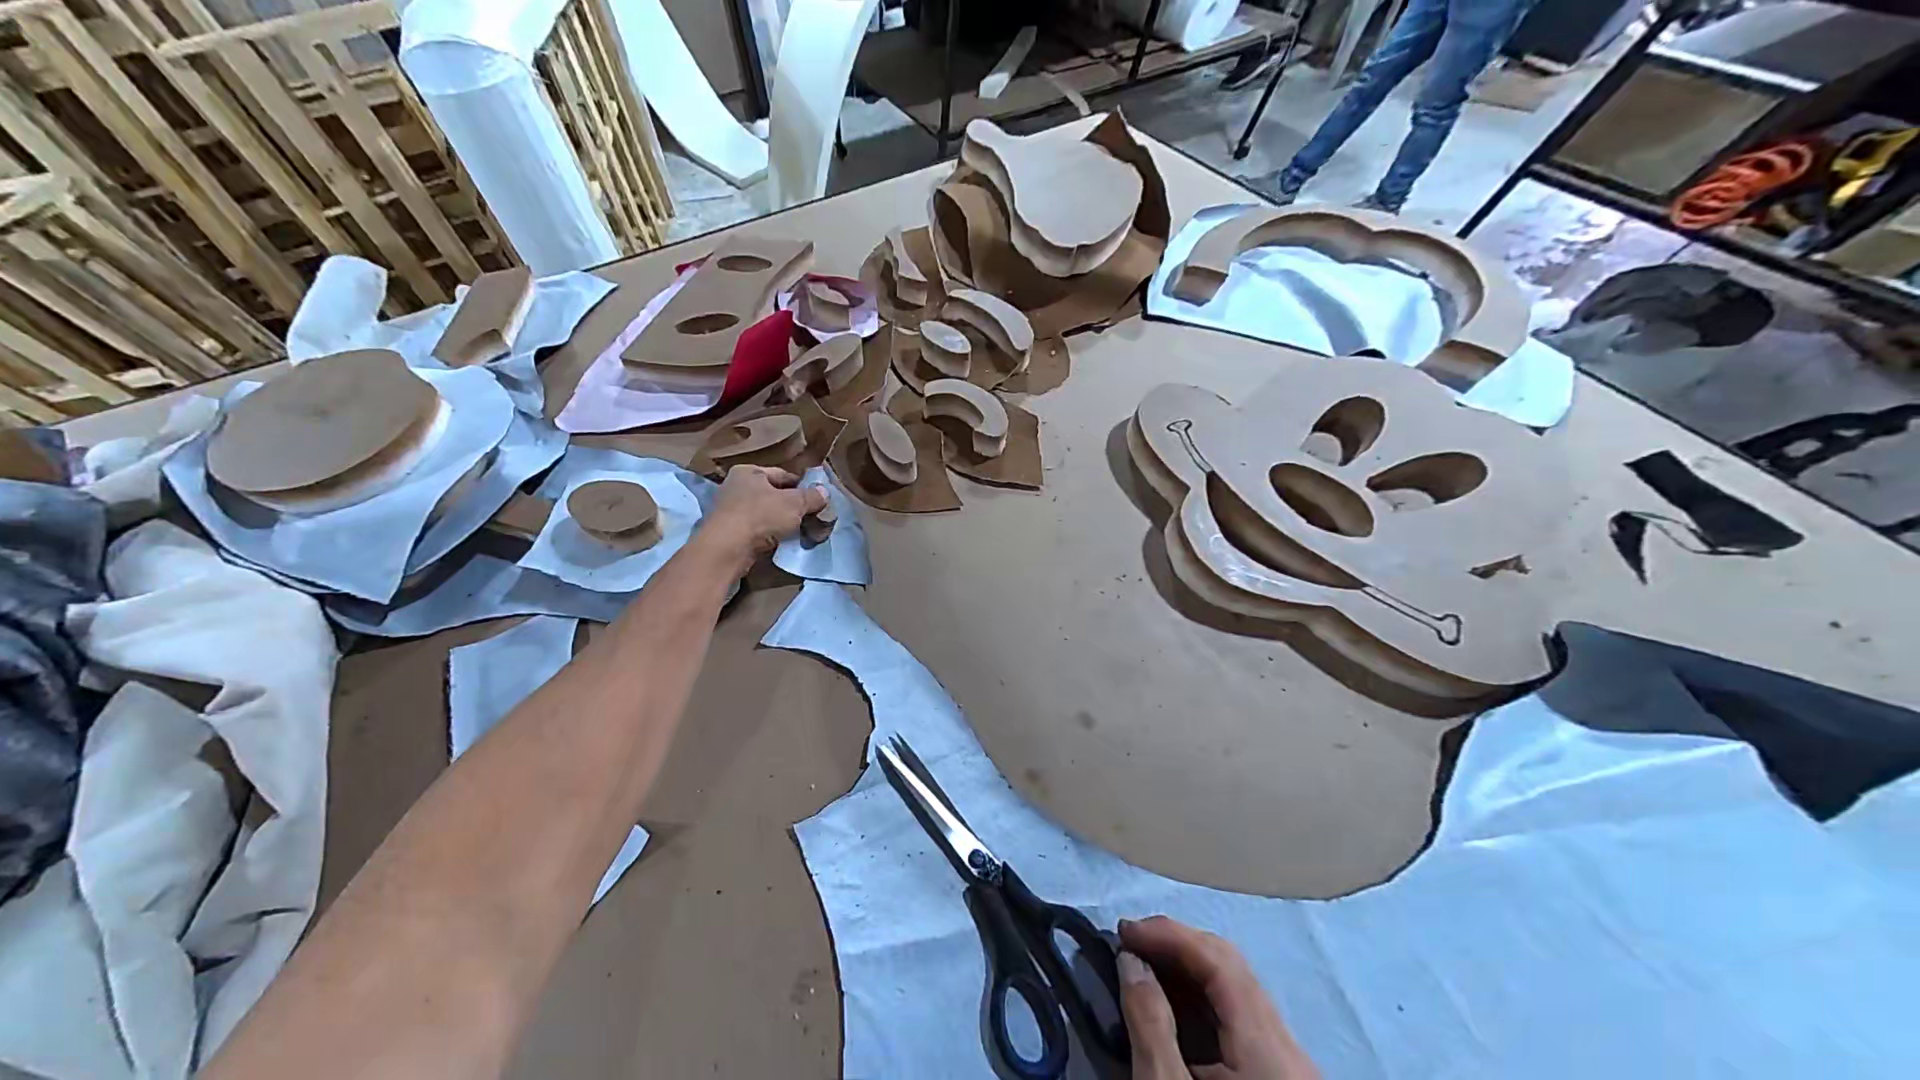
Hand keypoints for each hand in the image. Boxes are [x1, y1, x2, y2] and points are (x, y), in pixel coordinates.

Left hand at [697, 465, 827, 575]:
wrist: (728, 548)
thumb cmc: (761, 516)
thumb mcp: (794, 503)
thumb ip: (812, 497)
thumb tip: (825, 492)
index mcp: (748, 471)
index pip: (782, 475)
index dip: (802, 486)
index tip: (817, 499)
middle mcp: (735, 486)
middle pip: (773, 494)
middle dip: (792, 506)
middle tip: (811, 516)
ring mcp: (730, 510)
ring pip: (765, 513)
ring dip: (782, 522)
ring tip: (800, 531)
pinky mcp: (729, 532)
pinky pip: (757, 529)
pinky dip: (770, 534)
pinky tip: (782, 541)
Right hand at [1117, 916, 1319, 1079]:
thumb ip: (1149, 1023)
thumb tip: (1132, 961)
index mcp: (1268, 1049)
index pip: (1220, 960)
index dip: (1170, 933)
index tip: (1124, 930)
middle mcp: (1288, 1048)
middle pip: (1232, 968)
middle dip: (1177, 945)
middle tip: (1128, 943)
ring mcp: (1287, 1066)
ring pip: (1237, 991)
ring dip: (1187, 969)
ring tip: (1141, 965)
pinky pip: (1239, 1018)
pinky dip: (1201, 998)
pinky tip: (1170, 1003)